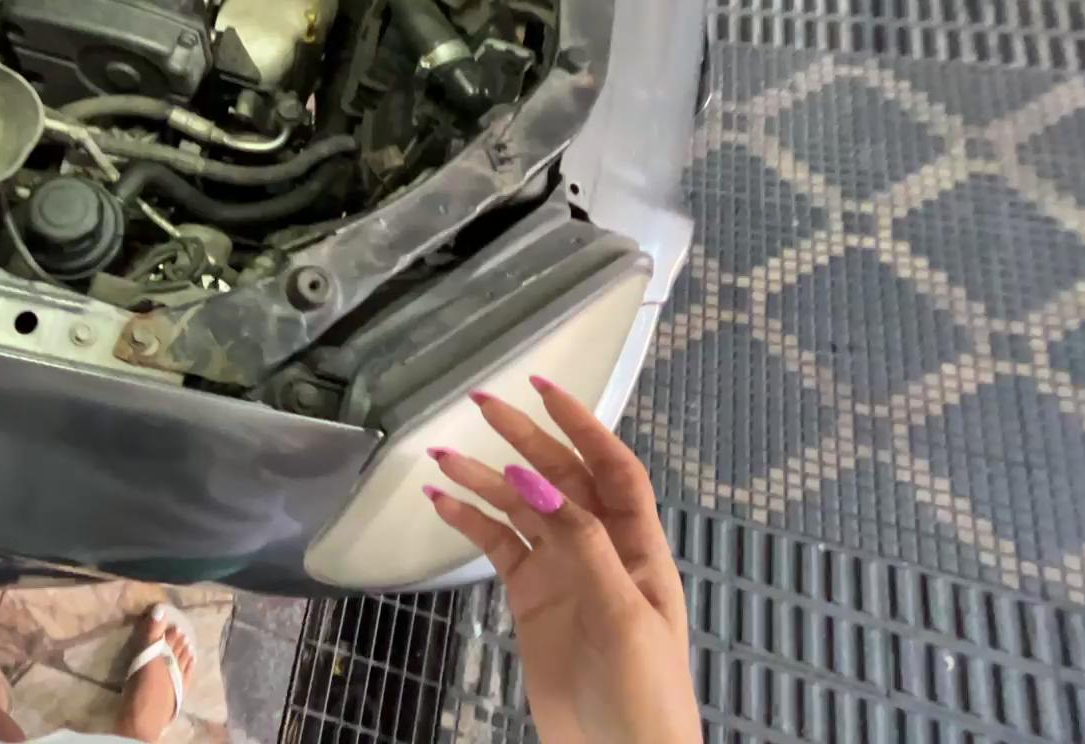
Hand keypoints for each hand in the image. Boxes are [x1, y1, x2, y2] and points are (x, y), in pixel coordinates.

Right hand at [425, 376, 699, 743]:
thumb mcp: (624, 615)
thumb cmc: (643, 694)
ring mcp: (558, 568)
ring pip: (517, 506)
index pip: (613, 469)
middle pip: (557, 477)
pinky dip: (468, 519)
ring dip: (482, 479)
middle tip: (479, 403)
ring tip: (441, 458)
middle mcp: (596, 546)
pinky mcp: (528, 592)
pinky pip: (494, 542)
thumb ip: (581, 542)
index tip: (543, 391)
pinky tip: (440, 502)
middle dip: (522, 437)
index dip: (583, 426)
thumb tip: (533, 478)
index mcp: (635, 547)